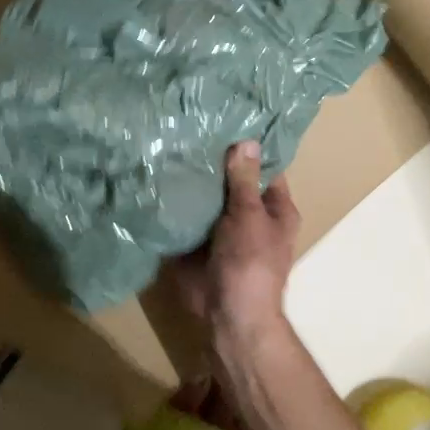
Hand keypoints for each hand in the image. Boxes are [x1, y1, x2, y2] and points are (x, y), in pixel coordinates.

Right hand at [169, 141, 302, 349]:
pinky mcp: (195, 239)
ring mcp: (220, 227)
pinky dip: (174, 199)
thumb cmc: (250, 263)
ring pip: (205, 195)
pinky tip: (155, 172)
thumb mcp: (250, 215)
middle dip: (212, 159)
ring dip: (190, 177)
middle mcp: (248, 214)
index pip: (263, 167)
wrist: (227, 313)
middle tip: (187, 123)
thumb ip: (243, 179)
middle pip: (230, 179)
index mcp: (275, 209)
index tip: (225, 116)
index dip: (248, 145)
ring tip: (167, 140)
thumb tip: (246, 139)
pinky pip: (185, 213)